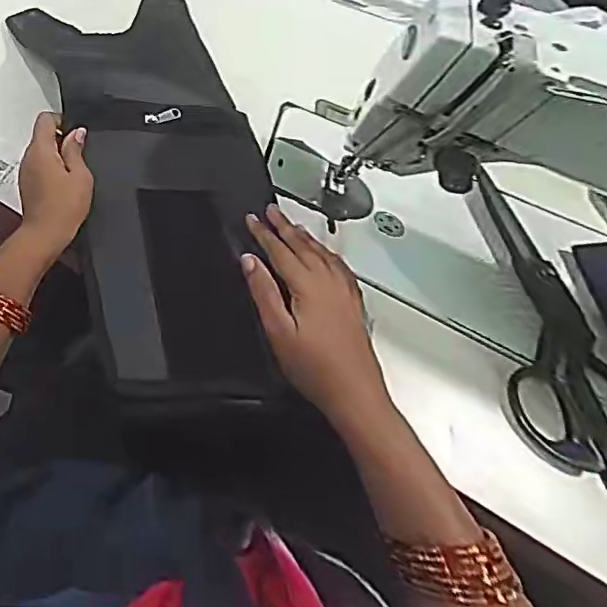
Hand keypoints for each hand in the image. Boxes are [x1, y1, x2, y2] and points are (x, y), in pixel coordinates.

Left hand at [15, 112, 91, 256]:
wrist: (44, 233)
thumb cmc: (62, 209)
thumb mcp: (80, 176)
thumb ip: (76, 150)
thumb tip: (76, 133)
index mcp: (41, 150)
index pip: (44, 119)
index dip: (61, 120)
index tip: (73, 131)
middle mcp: (28, 157)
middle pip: (41, 134)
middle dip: (60, 139)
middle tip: (77, 154)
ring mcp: (25, 169)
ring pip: (39, 150)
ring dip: (55, 154)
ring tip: (71, 172)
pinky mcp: (26, 181)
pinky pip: (37, 165)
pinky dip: (49, 167)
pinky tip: (62, 182)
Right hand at [242, 206, 394, 428]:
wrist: (356, 396)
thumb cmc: (317, 369)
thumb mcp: (278, 330)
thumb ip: (263, 291)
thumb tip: (250, 262)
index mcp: (309, 286)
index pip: (281, 250)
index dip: (264, 233)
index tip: (252, 219)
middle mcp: (330, 285)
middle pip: (303, 246)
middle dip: (285, 226)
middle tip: (271, 211)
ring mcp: (345, 294)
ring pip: (323, 254)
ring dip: (305, 236)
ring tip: (293, 225)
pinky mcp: (354, 306)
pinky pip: (340, 268)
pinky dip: (327, 254)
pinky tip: (326, 256)